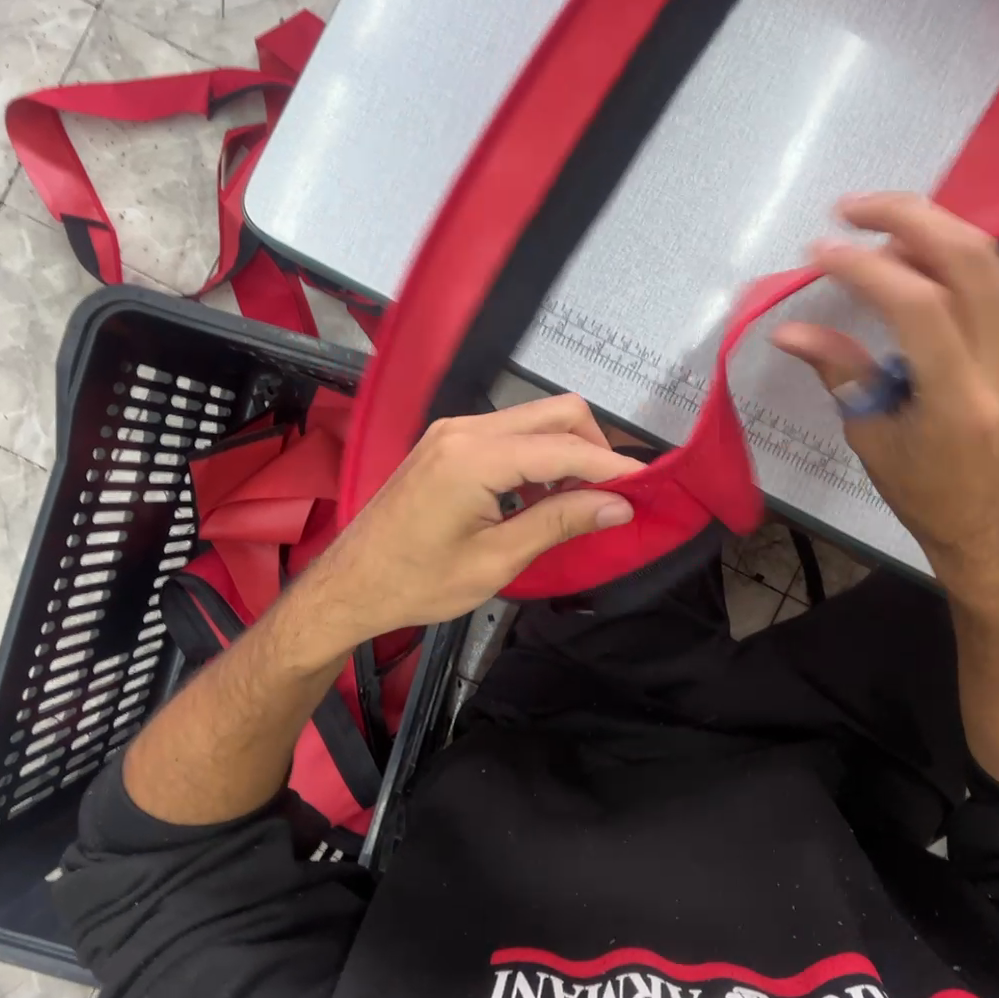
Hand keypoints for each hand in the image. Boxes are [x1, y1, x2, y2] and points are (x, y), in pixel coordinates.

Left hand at [294, 394, 643, 649]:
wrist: (351, 585)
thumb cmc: (418, 583)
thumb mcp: (496, 561)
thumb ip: (558, 523)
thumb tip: (618, 506)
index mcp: (474, 457)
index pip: (564, 448)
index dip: (612, 466)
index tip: (648, 487)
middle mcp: (464, 428)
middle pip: (555, 413)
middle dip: (594, 446)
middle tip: (614, 494)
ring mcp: (452, 430)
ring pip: (534, 418)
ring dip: (567, 450)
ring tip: (582, 499)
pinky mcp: (447, 441)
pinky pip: (510, 432)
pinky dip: (539, 454)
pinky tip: (543, 494)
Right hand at [771, 193, 998, 604]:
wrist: (998, 526)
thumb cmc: (925, 492)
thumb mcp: (871, 436)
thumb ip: (838, 371)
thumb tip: (787, 330)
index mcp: (962, 400)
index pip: (918, 304)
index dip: (865, 267)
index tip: (820, 252)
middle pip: (969, 257)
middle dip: (906, 216)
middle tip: (853, 207)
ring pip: (988, 261)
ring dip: (928, 234)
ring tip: (875, 234)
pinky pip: (996, 285)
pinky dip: (951, 264)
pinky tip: (915, 267)